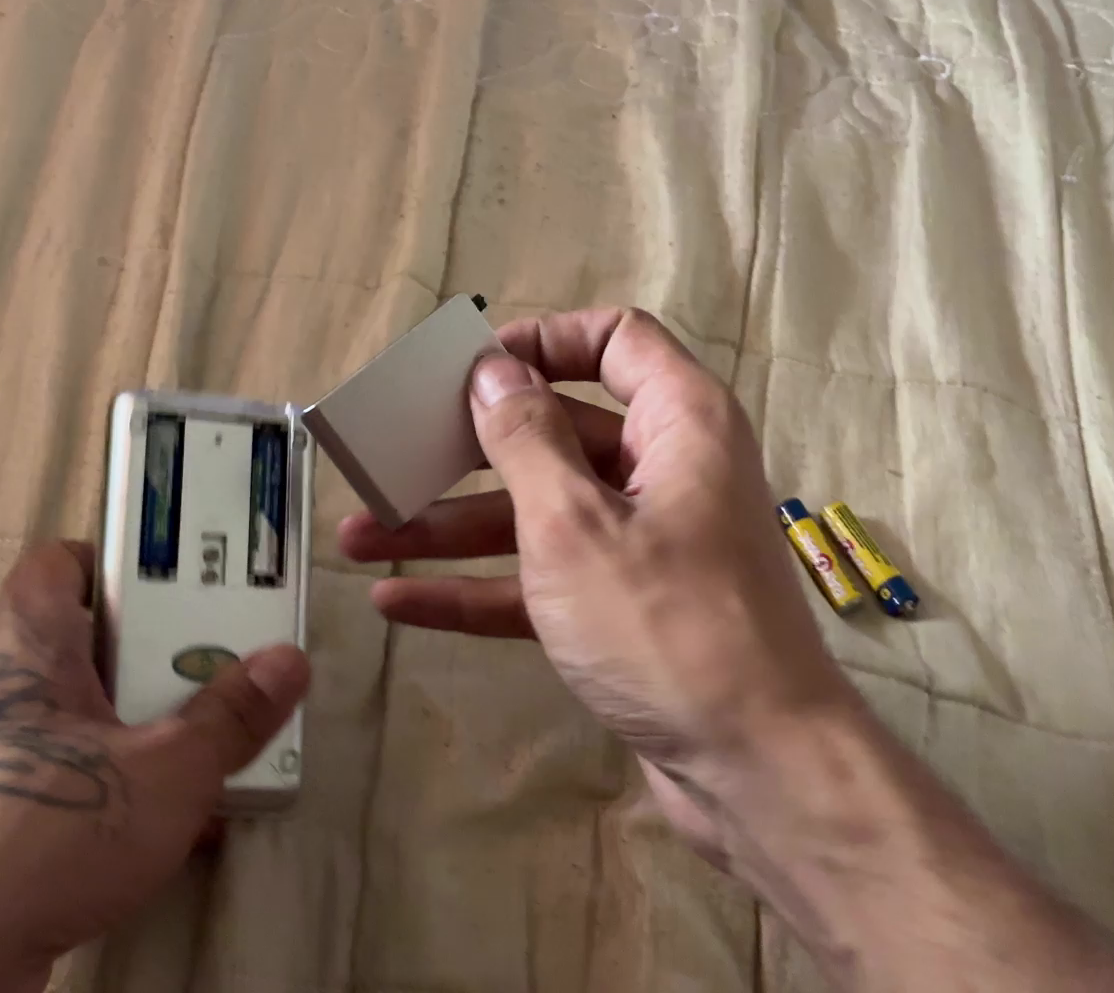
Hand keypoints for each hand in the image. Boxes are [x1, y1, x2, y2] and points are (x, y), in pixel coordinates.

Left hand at [0, 541, 310, 992]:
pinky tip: (164, 813)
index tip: (177, 589)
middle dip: (150, 649)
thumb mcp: (169, 768)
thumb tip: (289, 661)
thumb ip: (232, 714)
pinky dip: (113, 771)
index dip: (118, 564)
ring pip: (76, 704)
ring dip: (136, 716)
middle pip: (80, 634)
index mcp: (29, 640)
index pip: (59, 562)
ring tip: (198, 738)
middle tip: (209, 662)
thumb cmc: (51, 827)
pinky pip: (64, 763)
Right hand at [339, 308, 857, 857]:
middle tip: (391, 458)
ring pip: (533, 514)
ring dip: (448, 527)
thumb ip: (525, 438)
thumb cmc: (664, 624)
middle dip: (464, 452)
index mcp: (677, 423)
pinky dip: (475, 587)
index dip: (543, 340)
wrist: (753, 774)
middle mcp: (660, 472)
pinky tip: (399, 600)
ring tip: (360, 538)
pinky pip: (537, 580)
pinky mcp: (617, 608)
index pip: (615, 340)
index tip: (472, 367)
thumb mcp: (575, 523)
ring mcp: (637, 545)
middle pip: (552, 433)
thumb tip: (491, 369)